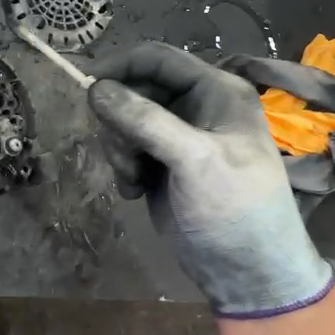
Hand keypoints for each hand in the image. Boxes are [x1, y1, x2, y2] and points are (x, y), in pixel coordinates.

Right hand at [86, 42, 333, 318]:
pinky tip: (135, 190)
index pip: (156, 59)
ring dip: (119, 147)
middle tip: (123, 154)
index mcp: (216, 91)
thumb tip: (94, 88)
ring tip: (134, 178)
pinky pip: (125, 145)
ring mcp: (178, 135)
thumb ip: (145, 120)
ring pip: (124, 118)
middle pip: (133, 88)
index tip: (84, 87)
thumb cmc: (235, 210)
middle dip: (118, 119)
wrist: (249, 275)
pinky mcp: (163, 162)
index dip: (118, 66)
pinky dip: (122, 165)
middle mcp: (197, 105)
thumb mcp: (194, 160)